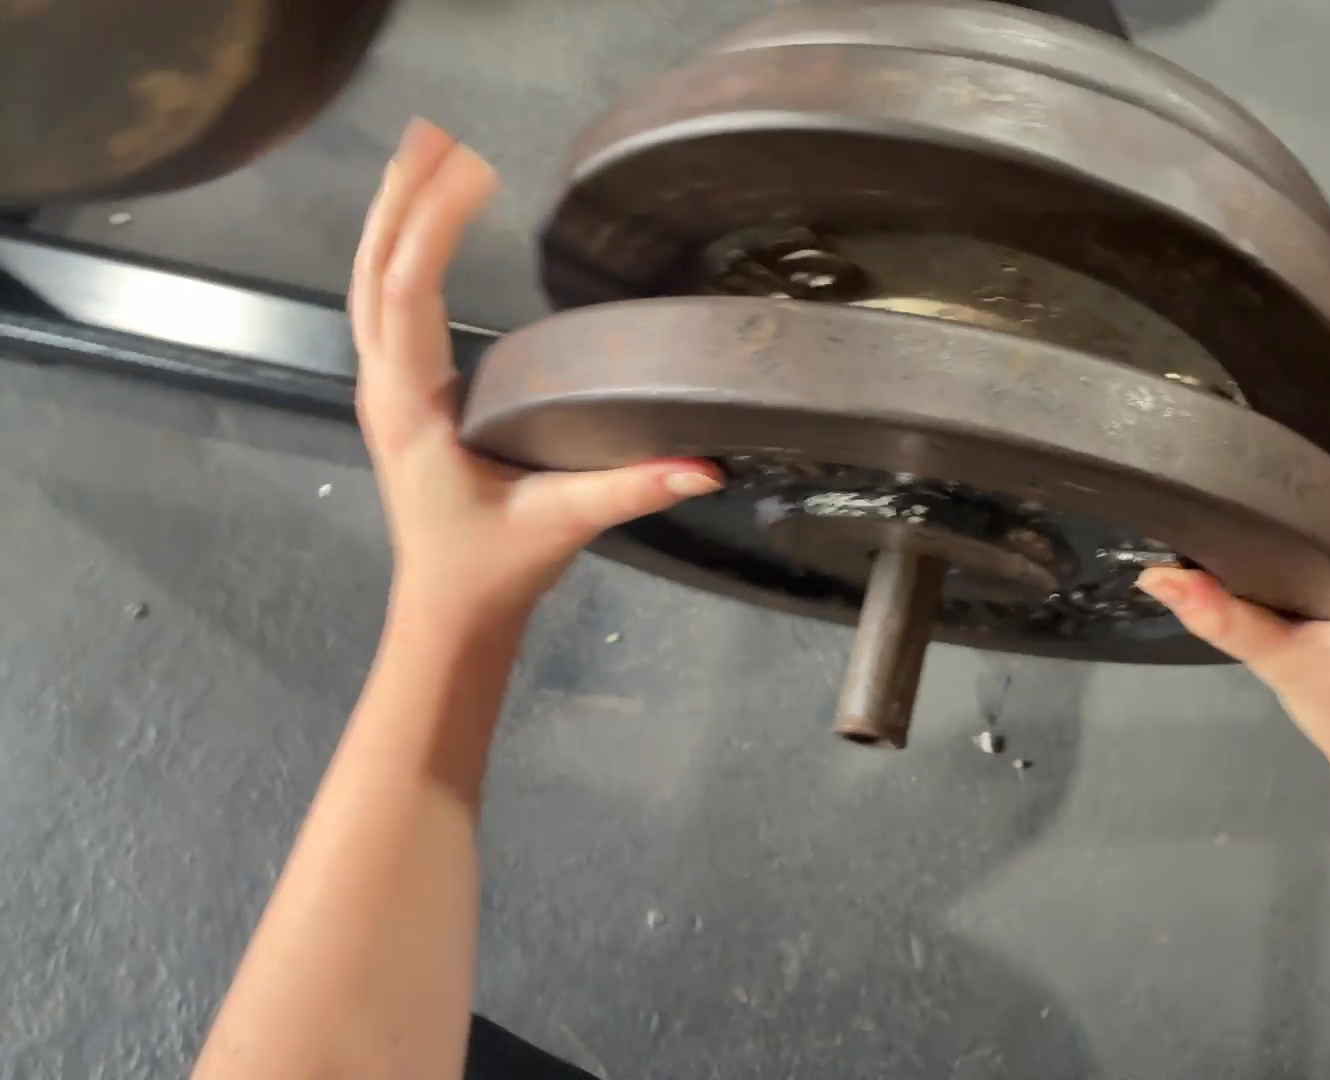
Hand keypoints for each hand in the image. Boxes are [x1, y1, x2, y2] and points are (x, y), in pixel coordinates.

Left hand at [350, 119, 721, 623]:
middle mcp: (388, 388)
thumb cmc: (492, 566)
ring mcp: (392, 392)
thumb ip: (631, 489)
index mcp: (412, 407)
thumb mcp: (564, 522)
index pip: (404, 294)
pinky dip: (403, 259)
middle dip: (400, 200)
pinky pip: (391, 311)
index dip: (430, 226)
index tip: (472, 173)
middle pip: (373, 272)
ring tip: (431, 166)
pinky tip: (429, 238)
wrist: (451, 606)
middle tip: (442, 140)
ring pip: (373, 287)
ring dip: (396, 222)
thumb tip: (705, 465)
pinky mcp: (410, 400)